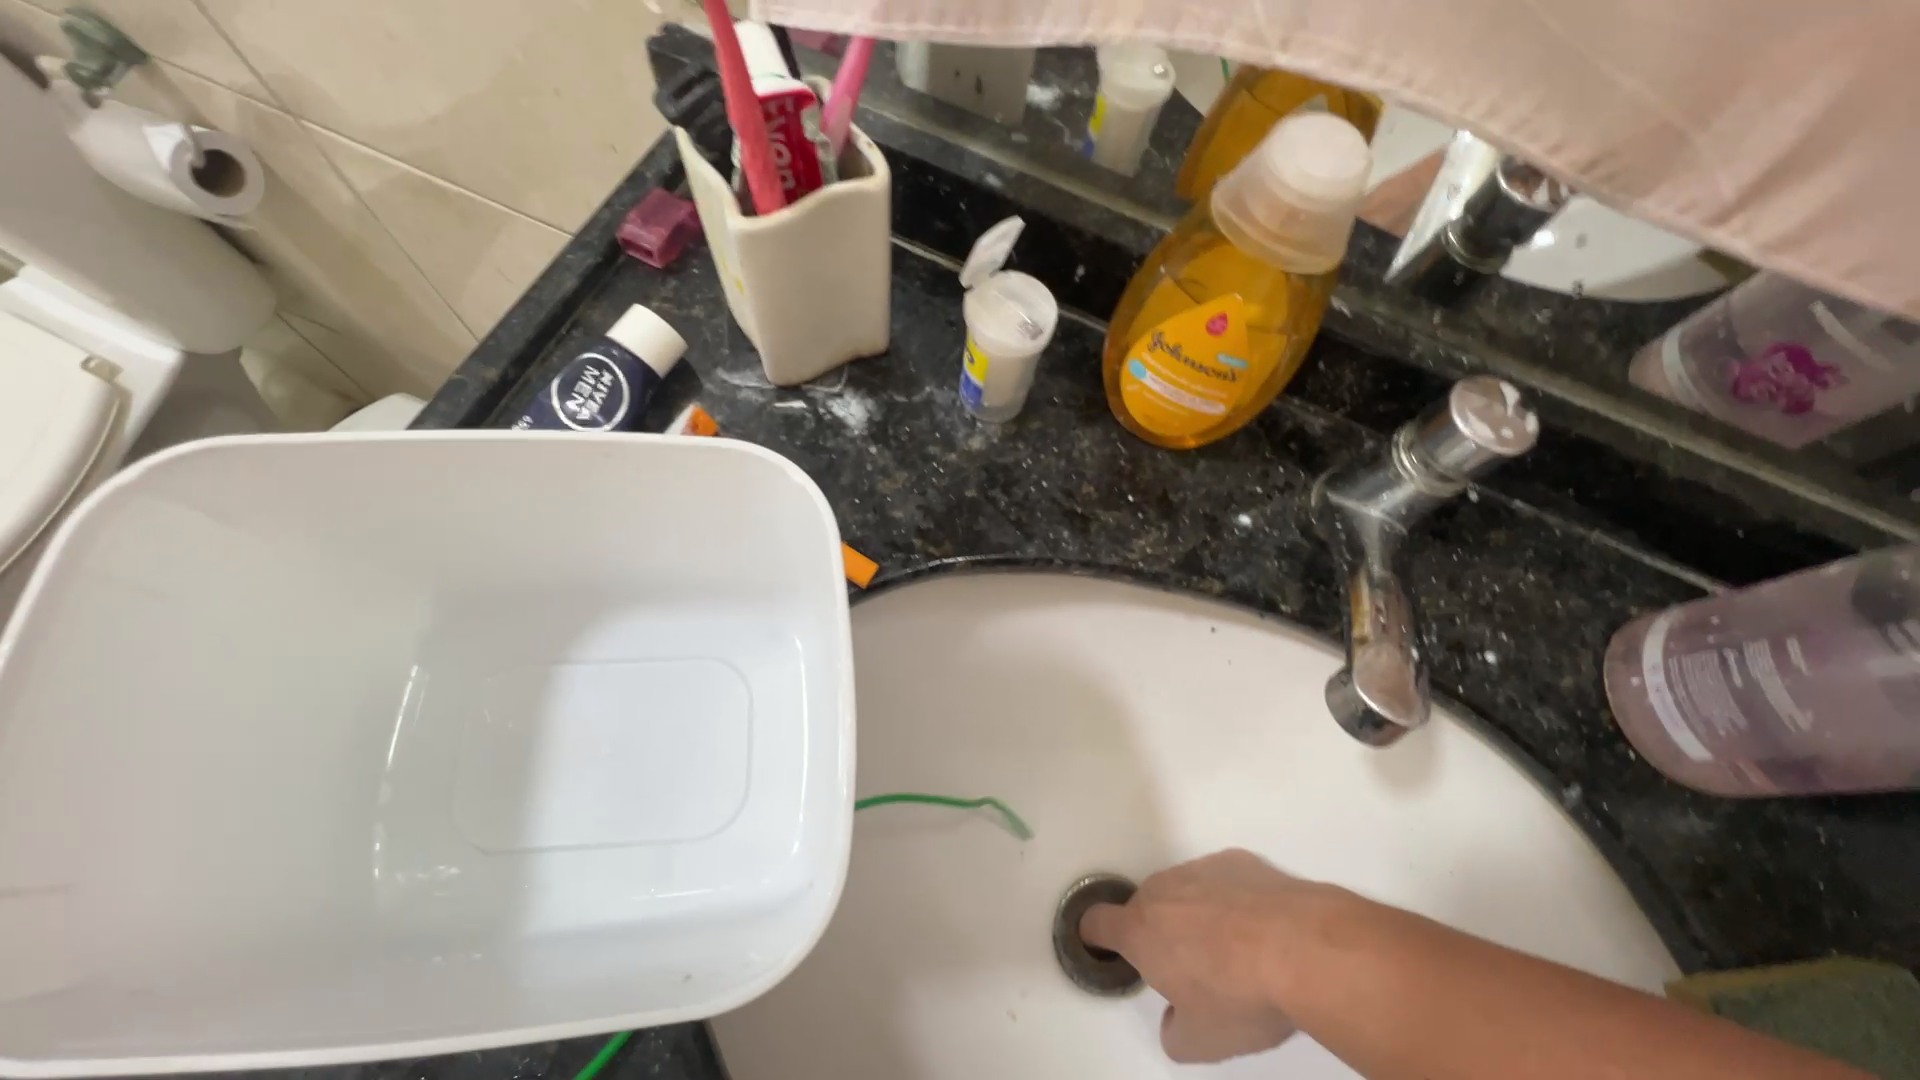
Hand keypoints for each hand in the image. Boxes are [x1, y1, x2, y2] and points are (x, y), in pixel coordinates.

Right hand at [1080, 849, 1313, 1063]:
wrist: (1304, 949)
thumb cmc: (1241, 997)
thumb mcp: (1203, 1041)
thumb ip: (1174, 1033)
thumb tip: (1174, 1022)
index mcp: (1140, 932)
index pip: (1097, 922)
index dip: (1095, 935)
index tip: (1102, 944)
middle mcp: (1162, 891)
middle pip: (1145, 907)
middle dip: (1159, 932)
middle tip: (1191, 968)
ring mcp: (1200, 870)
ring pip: (1184, 891)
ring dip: (1195, 913)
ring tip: (1235, 950)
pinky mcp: (1238, 861)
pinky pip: (1222, 881)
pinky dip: (1231, 899)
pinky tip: (1261, 927)